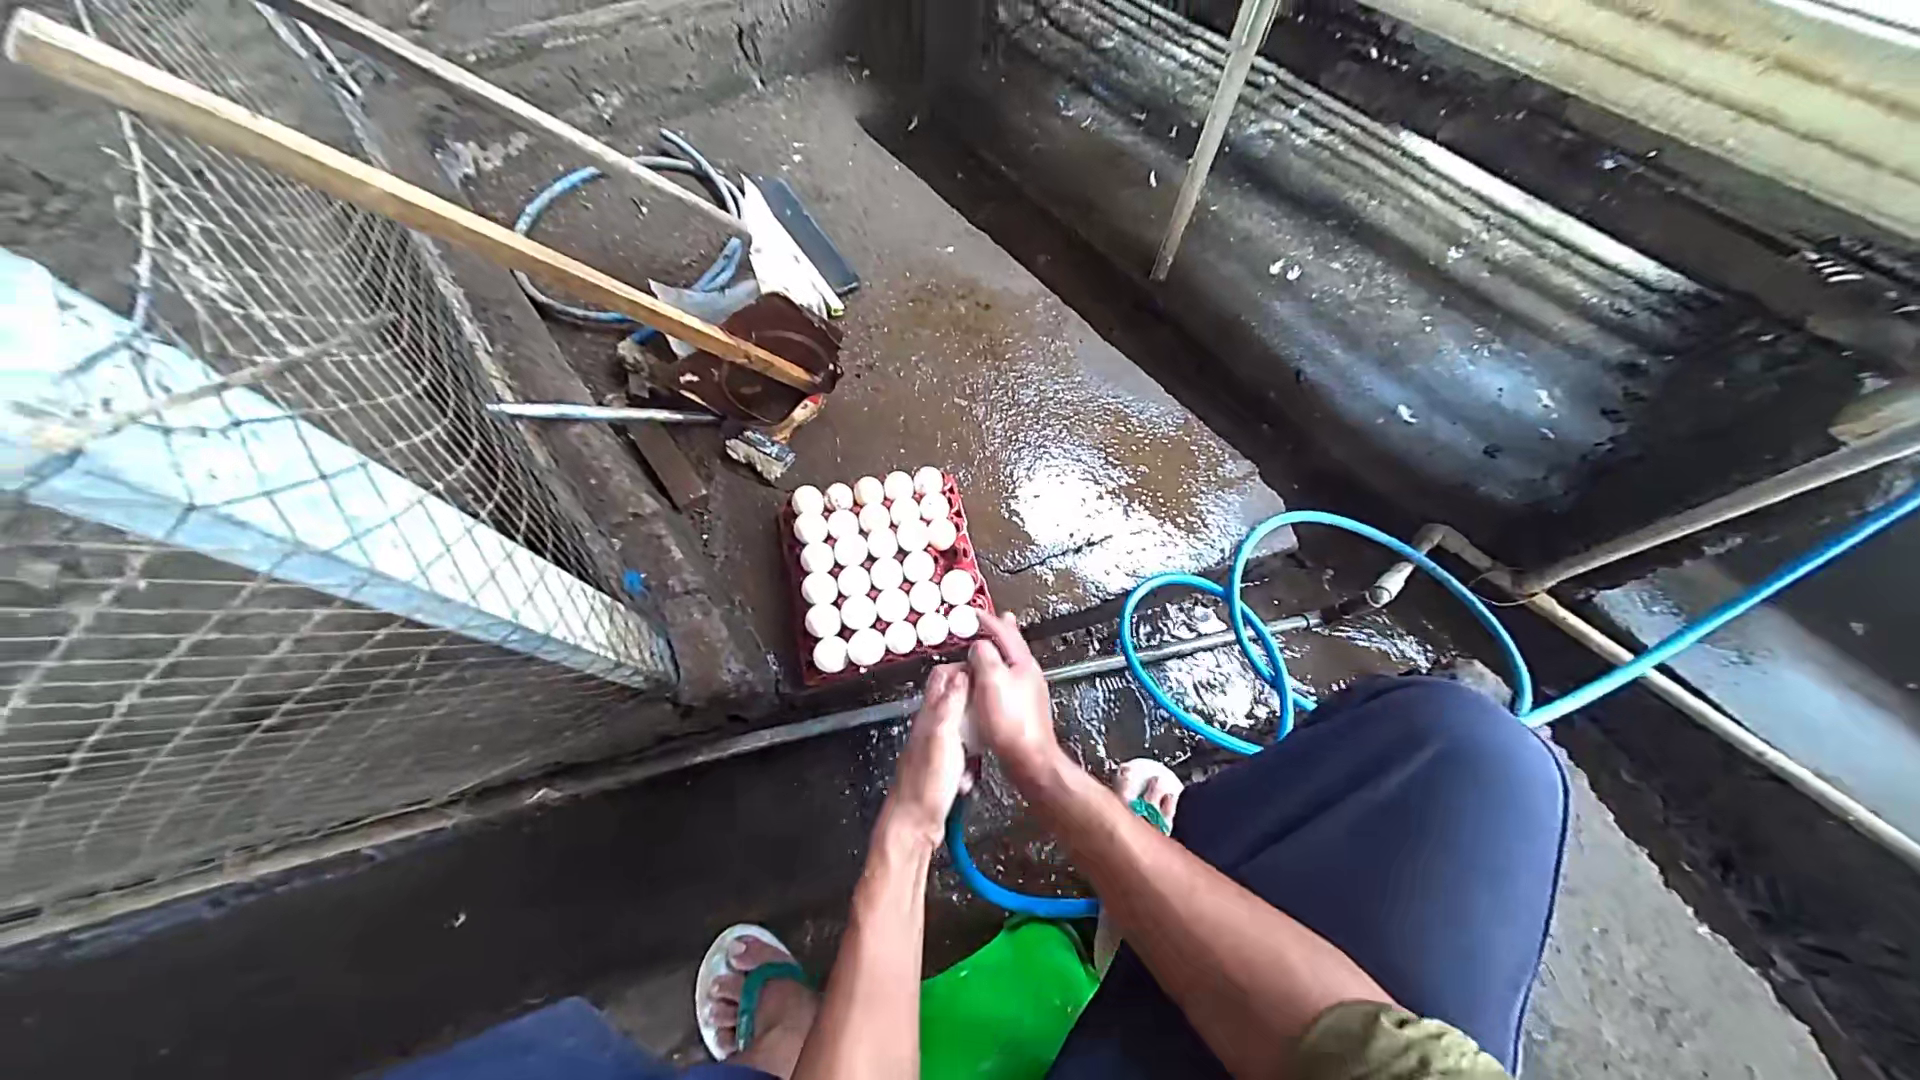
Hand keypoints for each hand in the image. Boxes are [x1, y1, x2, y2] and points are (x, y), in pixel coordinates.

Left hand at [883, 664, 972, 843]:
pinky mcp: (942, 769)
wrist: (913, 826)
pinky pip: (963, 756)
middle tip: (992, 707)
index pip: (942, 676)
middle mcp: (930, 727)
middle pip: (953, 700)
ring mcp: (935, 748)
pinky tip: (971, 775)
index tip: (986, 674)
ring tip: (984, 743)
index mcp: (929, 715)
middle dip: (974, 701)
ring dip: (975, 735)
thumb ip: (951, 705)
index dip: (964, 669)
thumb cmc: (925, 784)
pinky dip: (971, 762)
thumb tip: (962, 674)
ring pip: (960, 729)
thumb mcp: (942, 736)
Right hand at [965, 610, 1060, 784]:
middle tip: (996, 621)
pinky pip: (1006, 683)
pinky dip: (995, 675)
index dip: (988, 620)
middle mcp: (1029, 676)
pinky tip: (987, 685)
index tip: (976, 613)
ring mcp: (1028, 694)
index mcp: (1023, 664)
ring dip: (998, 654)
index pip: (1005, 633)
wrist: (1029, 760)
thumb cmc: (1012, 725)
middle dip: (1002, 632)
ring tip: (987, 649)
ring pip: (1010, 665)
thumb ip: (984, 656)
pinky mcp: (1022, 711)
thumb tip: (979, 646)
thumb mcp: (991, 680)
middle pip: (1013, 646)